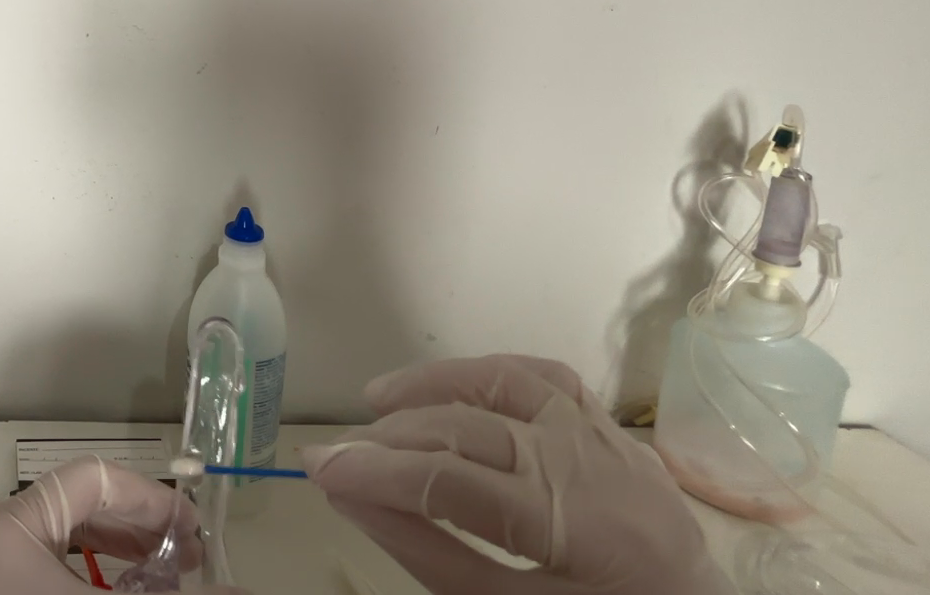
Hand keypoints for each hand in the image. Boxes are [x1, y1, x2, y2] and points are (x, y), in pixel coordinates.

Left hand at [0, 457, 231, 593]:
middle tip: (190, 563)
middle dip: (140, 534)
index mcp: (11, 524)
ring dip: (120, 561)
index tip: (194, 530)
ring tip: (165, 585)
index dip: (148, 498)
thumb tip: (247, 594)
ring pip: (64, 549)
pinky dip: (90, 585)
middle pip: (78, 512)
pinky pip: (46, 578)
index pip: (91, 479)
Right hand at [302, 355, 733, 594]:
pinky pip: (548, 377)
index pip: (453, 483)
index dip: (375, 472)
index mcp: (586, 534)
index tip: (315, 469)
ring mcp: (612, 443)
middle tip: (339, 455)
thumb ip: (427, 555)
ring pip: (507, 380)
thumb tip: (347, 494)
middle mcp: (601, 471)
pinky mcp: (614, 433)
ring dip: (434, 385)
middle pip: (469, 428)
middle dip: (390, 439)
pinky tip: (452, 389)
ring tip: (380, 403)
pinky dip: (490, 374)